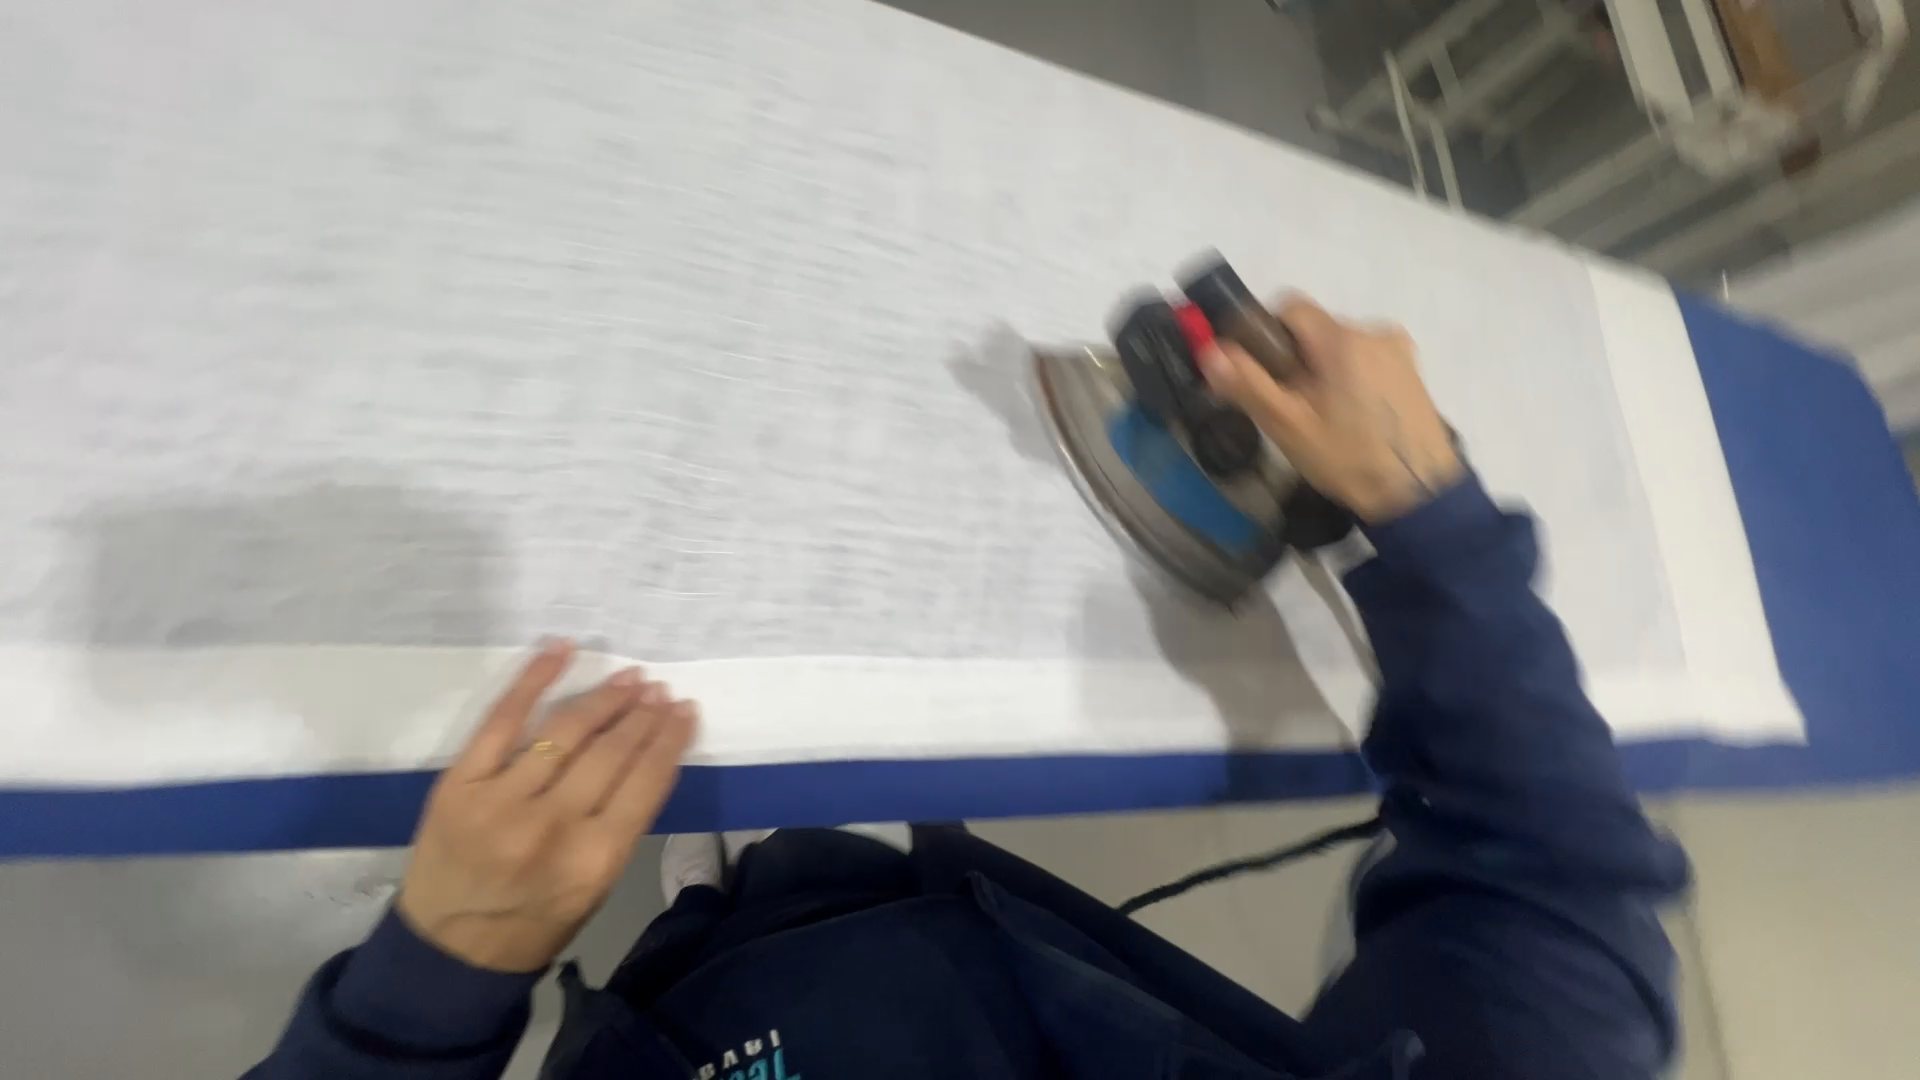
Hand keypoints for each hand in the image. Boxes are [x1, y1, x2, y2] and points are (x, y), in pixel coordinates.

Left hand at [395, 640, 697, 972]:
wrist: (446, 953)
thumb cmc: (540, 919)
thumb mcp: (602, 880)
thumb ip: (626, 817)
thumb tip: (652, 750)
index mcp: (595, 857)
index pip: (646, 778)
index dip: (670, 737)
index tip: (686, 710)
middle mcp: (550, 825)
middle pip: (611, 750)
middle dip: (643, 714)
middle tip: (661, 691)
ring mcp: (500, 801)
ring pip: (566, 730)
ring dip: (605, 697)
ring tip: (630, 679)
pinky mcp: (459, 784)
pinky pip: (502, 720)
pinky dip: (533, 679)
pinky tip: (561, 650)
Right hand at [1198, 294, 1461, 523]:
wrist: (1418, 492)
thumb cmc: (1346, 457)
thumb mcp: (1287, 425)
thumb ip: (1246, 383)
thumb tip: (1209, 350)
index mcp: (1342, 338)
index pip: (1290, 307)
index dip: (1263, 333)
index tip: (1255, 371)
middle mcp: (1374, 331)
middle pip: (1314, 330)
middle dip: (1292, 360)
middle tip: (1286, 406)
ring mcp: (1398, 351)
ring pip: (1338, 347)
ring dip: (1320, 371)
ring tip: (1318, 417)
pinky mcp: (1412, 371)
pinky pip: (1364, 361)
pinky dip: (1346, 379)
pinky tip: (1347, 418)